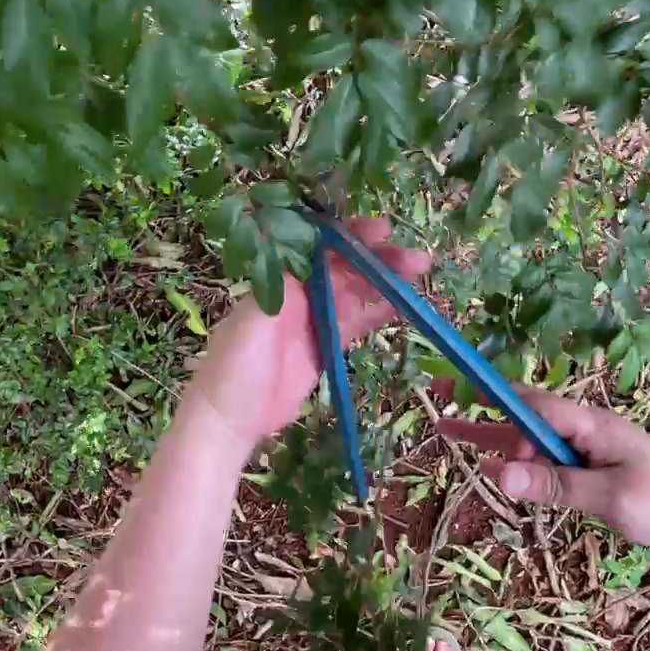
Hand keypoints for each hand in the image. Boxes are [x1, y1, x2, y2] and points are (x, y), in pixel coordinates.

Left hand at [189, 216, 430, 445]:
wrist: (230, 419)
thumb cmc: (234, 367)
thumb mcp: (255, 322)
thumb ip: (284, 287)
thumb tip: (311, 251)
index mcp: (278, 281)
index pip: (320, 249)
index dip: (351, 237)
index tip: (382, 231)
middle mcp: (298, 295)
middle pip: (344, 269)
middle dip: (378, 260)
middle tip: (415, 258)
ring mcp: (313, 321)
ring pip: (354, 293)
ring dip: (385, 282)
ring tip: (420, 271)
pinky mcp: (324, 348)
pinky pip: (355, 323)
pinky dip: (378, 312)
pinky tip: (403, 305)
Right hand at [437, 386, 649, 557]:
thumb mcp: (610, 498)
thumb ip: (554, 484)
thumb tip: (497, 472)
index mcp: (592, 424)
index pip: (533, 404)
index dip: (492, 398)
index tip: (455, 392)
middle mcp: (584, 430)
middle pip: (523, 415)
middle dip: (480, 409)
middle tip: (437, 402)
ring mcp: (585, 450)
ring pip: (528, 438)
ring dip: (490, 435)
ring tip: (446, 429)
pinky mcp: (587, 470)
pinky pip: (543, 461)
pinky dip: (514, 463)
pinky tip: (487, 465)